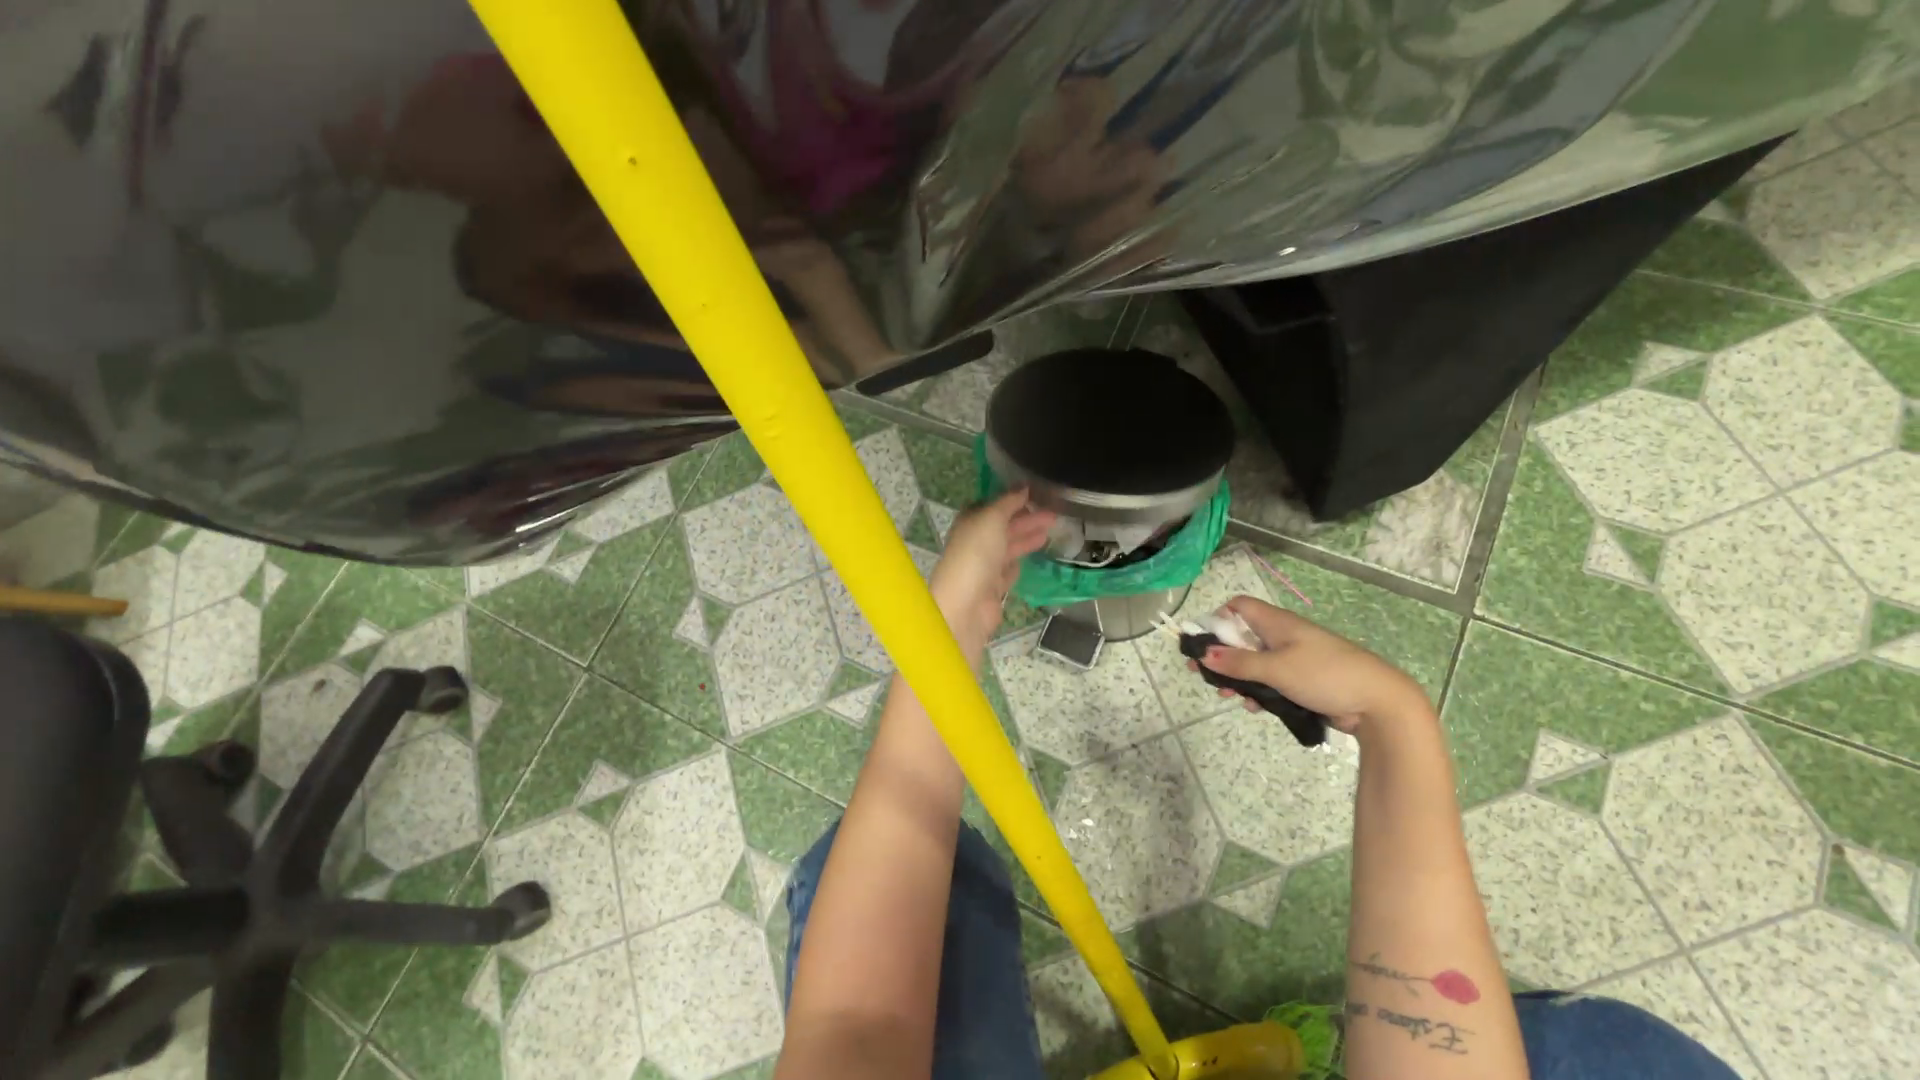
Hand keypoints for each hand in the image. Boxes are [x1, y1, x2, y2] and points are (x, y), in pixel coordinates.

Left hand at [929, 490, 1054, 655]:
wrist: (966, 603)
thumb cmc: (976, 554)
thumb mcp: (991, 518)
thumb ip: (1008, 502)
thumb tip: (1024, 486)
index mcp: (970, 522)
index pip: (993, 506)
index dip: (1013, 500)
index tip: (1038, 494)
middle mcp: (975, 541)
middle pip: (1004, 526)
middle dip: (1028, 518)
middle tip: (1055, 514)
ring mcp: (984, 565)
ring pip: (1009, 546)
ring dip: (1028, 537)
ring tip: (1051, 530)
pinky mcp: (994, 587)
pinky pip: (1009, 569)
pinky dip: (1019, 561)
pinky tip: (1033, 556)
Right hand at [1190, 596, 1429, 733]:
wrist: (1376, 702)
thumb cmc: (1324, 675)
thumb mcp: (1276, 668)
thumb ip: (1239, 663)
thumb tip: (1202, 654)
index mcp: (1277, 623)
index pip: (1239, 606)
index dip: (1218, 619)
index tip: (1203, 643)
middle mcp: (1283, 637)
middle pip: (1241, 639)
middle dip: (1221, 657)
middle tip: (1203, 675)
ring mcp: (1293, 660)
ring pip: (1254, 665)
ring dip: (1238, 679)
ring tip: (1227, 697)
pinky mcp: (1301, 683)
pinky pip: (1270, 683)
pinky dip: (1258, 693)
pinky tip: (1255, 708)